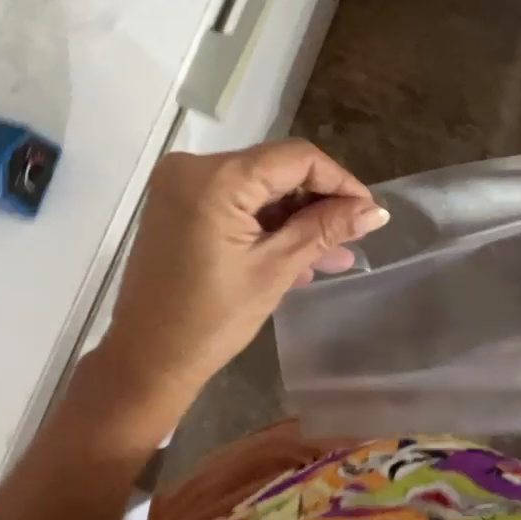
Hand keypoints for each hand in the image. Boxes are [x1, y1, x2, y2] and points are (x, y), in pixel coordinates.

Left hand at [96, 139, 388, 423]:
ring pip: (257, 186)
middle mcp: (193, 166)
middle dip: (317, 201)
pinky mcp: (177, 204)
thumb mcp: (275, 271)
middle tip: (354, 235)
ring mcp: (180, 184)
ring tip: (335, 253)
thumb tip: (376, 210)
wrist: (144, 361)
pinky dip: (264, 222)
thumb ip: (325, 230)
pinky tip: (299, 252)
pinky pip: (233, 201)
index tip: (368, 211)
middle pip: (274, 168)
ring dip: (294, 216)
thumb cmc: (210, 321)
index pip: (295, 158)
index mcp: (215, 178)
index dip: (339, 180)